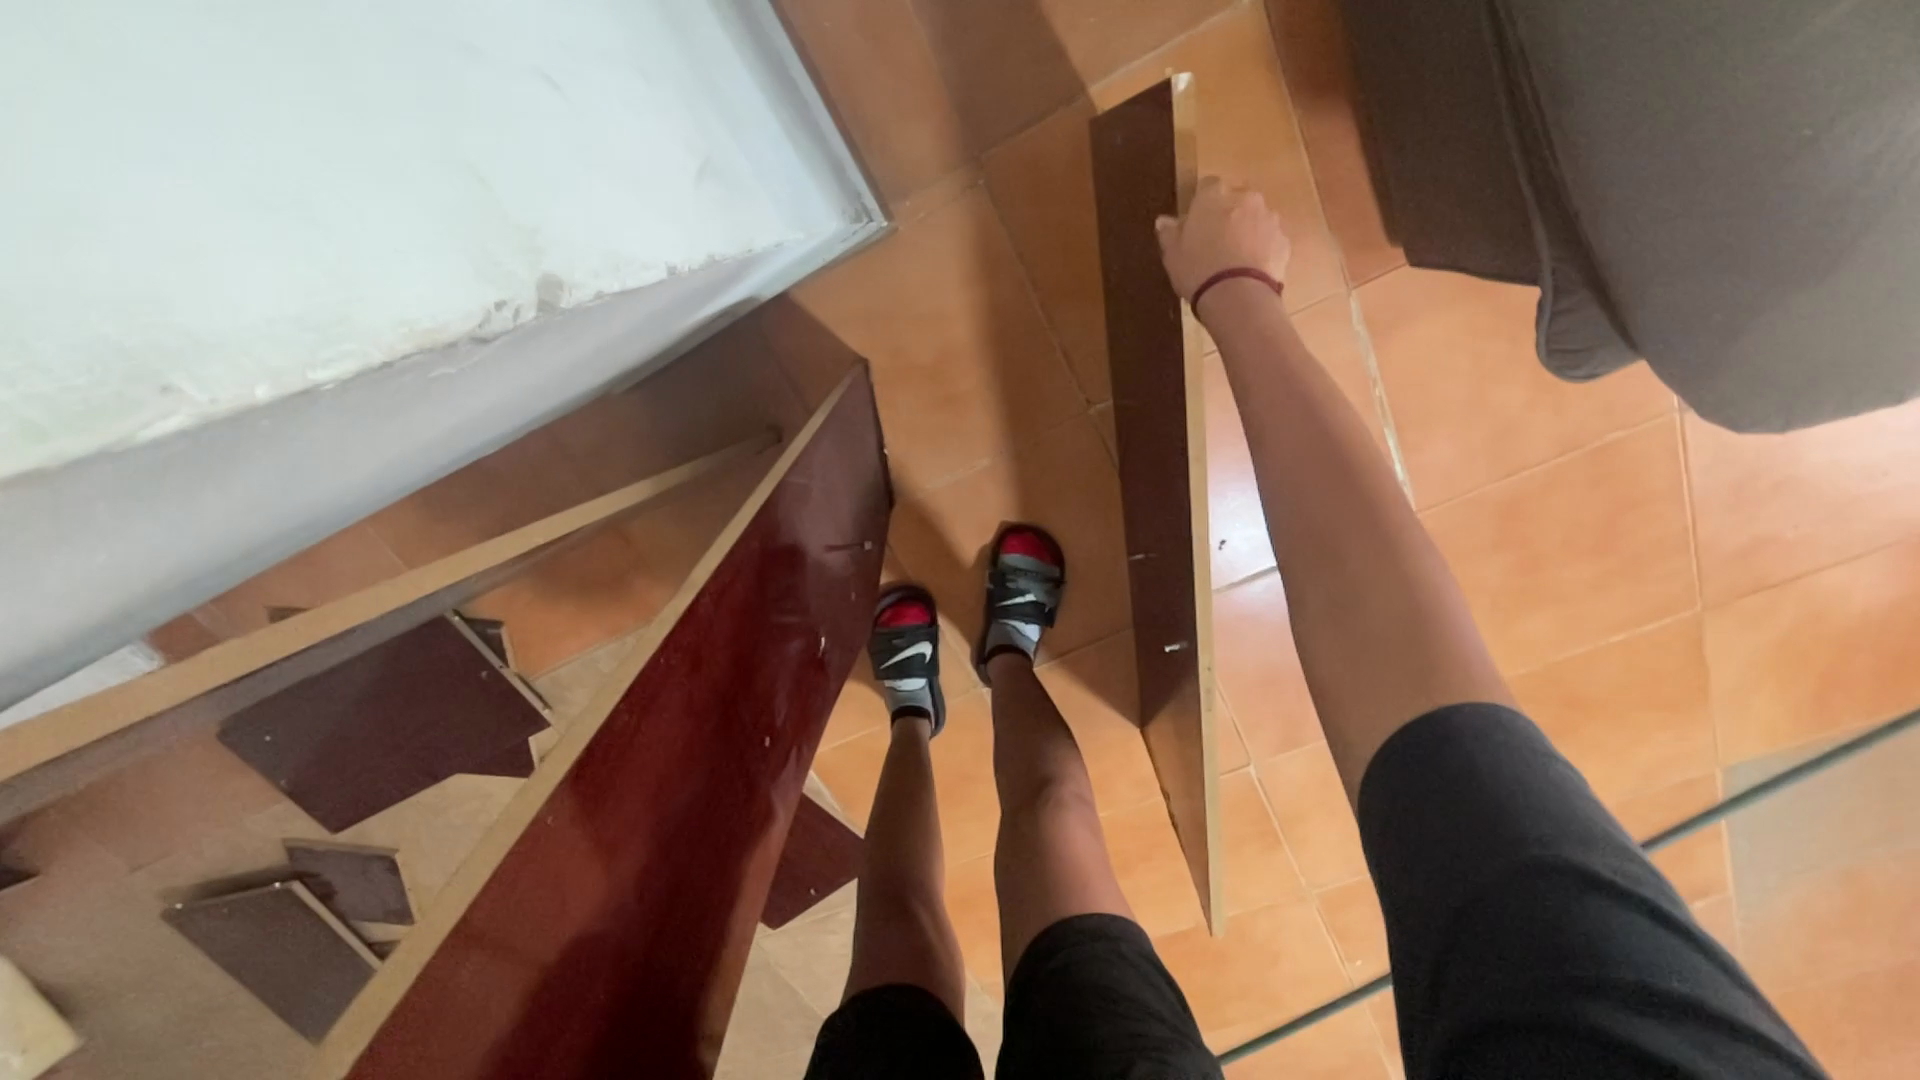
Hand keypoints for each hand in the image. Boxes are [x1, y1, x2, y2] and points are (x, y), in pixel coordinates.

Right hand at [1155, 177, 1290, 300]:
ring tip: (1234, 260)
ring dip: (1247, 231)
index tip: (1196, 223)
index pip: (1207, 186)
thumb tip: (1164, 221)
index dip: (1202, 204)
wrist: (1237, 296)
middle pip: (1236, 199)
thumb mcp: (1172, 254)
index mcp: (1214, 195)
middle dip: (1228, 215)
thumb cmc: (1197, 269)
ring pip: (1255, 219)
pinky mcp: (1283, 241)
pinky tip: (1250, 271)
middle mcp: (1245, 197)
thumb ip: (1169, 233)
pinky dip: (1262, 250)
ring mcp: (1269, 218)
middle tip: (1215, 242)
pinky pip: (1269, 240)